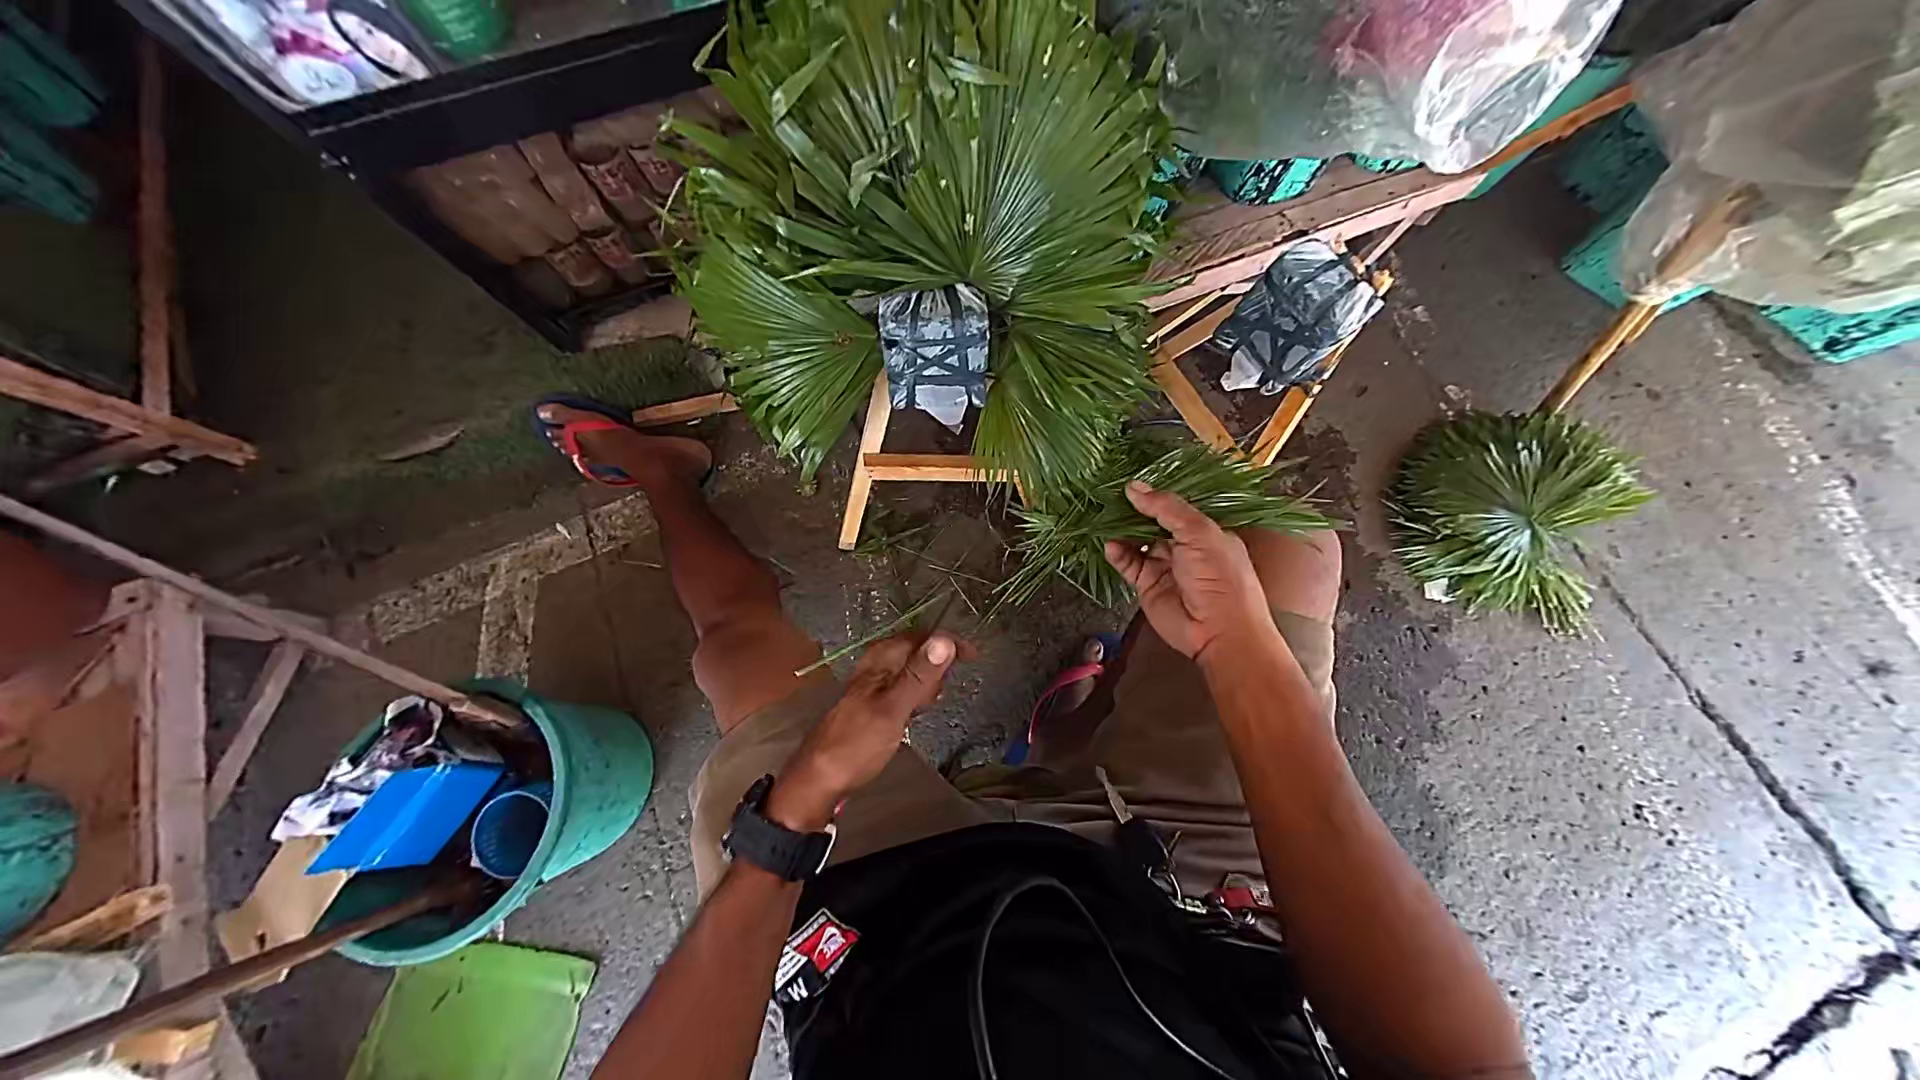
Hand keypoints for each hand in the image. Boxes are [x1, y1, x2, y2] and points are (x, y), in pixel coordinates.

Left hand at [766, 632, 962, 829]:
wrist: (818, 781)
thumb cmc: (856, 745)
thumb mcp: (893, 709)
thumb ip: (919, 675)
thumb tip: (945, 640)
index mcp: (878, 661)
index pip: (920, 637)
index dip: (947, 642)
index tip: (972, 655)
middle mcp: (874, 668)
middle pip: (915, 651)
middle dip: (937, 664)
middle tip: (943, 689)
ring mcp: (871, 687)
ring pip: (909, 671)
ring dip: (927, 681)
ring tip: (929, 704)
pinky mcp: (872, 706)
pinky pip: (902, 689)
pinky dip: (916, 695)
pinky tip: (916, 712)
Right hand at [1104, 480, 1278, 663]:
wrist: (1219, 631)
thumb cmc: (1221, 579)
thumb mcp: (1199, 533)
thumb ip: (1167, 509)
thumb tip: (1135, 488)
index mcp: (1205, 532)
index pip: (1176, 508)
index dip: (1155, 497)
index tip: (1131, 486)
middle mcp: (1185, 547)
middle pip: (1153, 523)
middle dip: (1133, 512)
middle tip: (1111, 498)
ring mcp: (1165, 567)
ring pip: (1137, 542)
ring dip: (1122, 531)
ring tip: (1105, 519)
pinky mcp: (1148, 585)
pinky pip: (1129, 564)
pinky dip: (1118, 554)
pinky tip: (1110, 545)